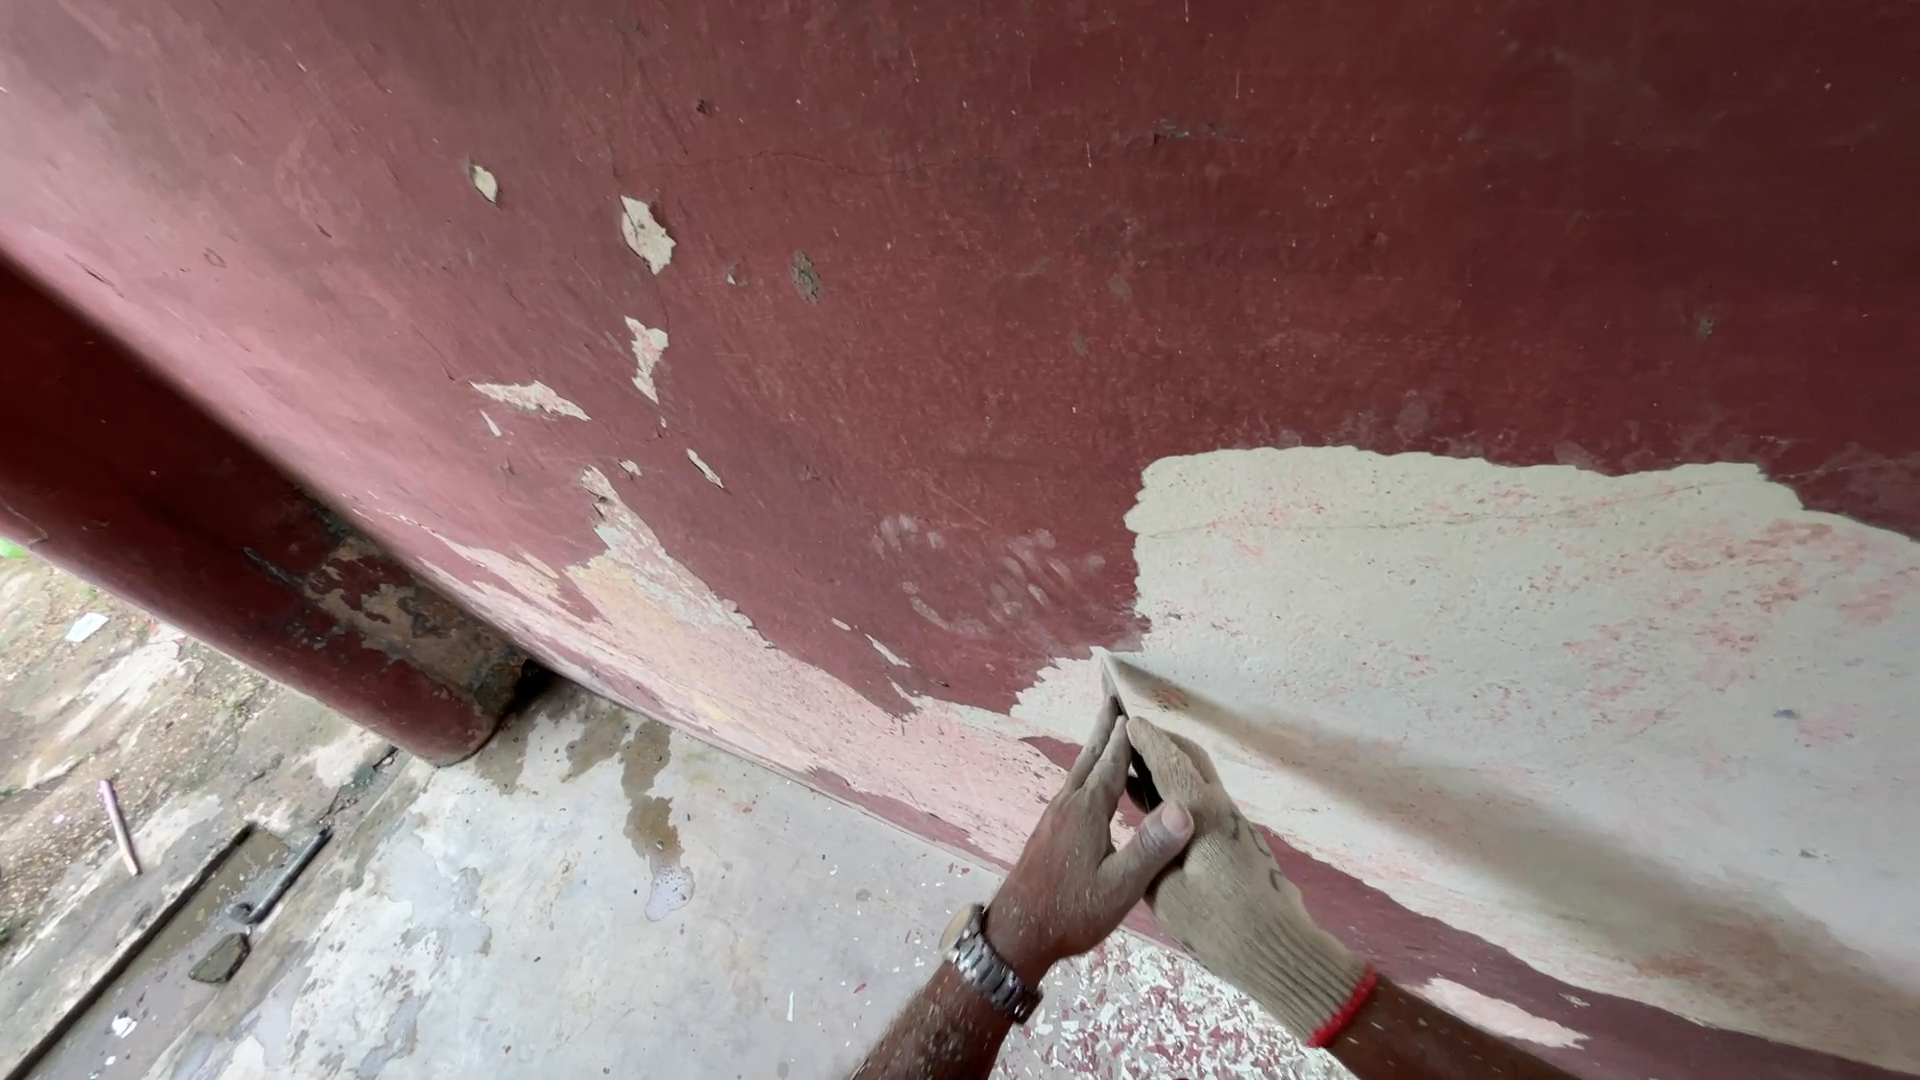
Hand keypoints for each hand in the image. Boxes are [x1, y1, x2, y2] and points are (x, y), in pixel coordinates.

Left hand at [985, 698, 1194, 981]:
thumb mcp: (1120, 887)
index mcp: (1087, 810)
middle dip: (1104, 725)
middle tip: (1112, 694)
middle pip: (1090, 754)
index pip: (1112, 762)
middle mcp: (1069, 803)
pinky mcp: (1051, 828)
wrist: (1019, 931)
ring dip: (1096, 744)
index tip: (1135, 704)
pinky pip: (1075, 784)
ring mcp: (1056, 814)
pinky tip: (1092, 779)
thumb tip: (1183, 808)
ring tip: (1106, 726)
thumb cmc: (1072, 912)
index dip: (1126, 735)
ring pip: (1080, 768)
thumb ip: (1151, 848)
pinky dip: (1089, 767)